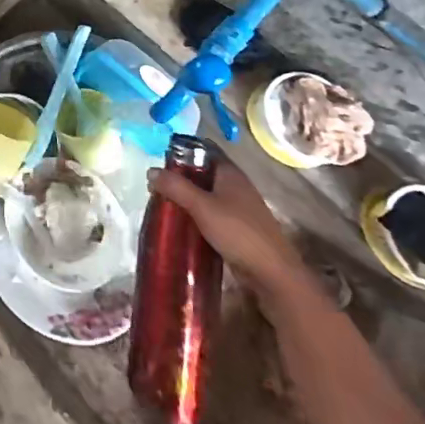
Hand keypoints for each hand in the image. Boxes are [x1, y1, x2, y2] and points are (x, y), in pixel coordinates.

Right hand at [148, 161, 311, 302]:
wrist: (273, 274)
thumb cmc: (238, 233)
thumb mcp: (201, 206)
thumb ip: (175, 187)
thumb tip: (151, 171)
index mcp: (230, 172)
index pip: (204, 148)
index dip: (182, 150)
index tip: (160, 159)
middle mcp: (236, 185)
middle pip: (203, 171)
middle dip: (181, 176)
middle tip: (157, 185)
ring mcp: (239, 207)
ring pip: (207, 194)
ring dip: (187, 197)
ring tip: (165, 204)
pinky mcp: (239, 227)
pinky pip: (212, 212)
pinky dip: (197, 214)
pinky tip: (183, 223)